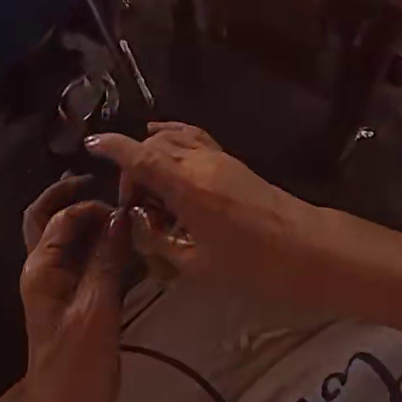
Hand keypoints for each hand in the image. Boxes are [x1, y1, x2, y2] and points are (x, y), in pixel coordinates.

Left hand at [18, 176, 131, 401]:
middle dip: (68, 198)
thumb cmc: (78, 363)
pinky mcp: (72, 305)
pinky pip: (81, 264)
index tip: (123, 207)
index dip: (89, 207)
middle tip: (97, 183)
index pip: (60, 219)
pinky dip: (97, 249)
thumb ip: (108, 259)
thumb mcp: (97, 307)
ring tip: (117, 212)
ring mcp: (55, 289)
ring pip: (65, 242)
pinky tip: (123, 248)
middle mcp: (42, 271)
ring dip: (85, 223)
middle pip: (47, 221)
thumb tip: (122, 215)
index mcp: (40, 268)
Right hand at [85, 122, 320, 288]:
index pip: (139, 156)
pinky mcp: (229, 160)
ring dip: (151, 155)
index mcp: (185, 185)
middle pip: (152, 147)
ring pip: (171, 139)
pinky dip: (172, 137)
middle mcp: (197, 161)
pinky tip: (164, 141)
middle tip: (135, 204)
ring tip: (149, 187)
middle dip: (132, 167)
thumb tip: (139, 223)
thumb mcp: (196, 264)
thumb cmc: (253, 264)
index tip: (91, 145)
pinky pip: (191, 137)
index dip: (111, 147)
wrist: (310, 250)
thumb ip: (159, 241)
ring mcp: (216, 157)